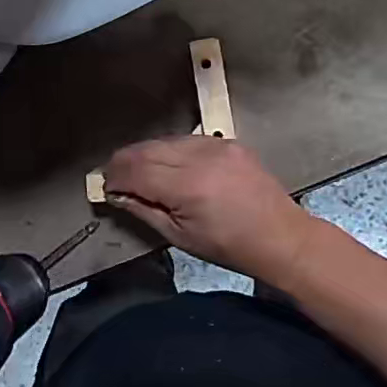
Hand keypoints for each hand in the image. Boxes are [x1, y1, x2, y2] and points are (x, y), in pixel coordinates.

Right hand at [102, 135, 318, 280]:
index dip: (115, 177)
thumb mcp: (179, 236)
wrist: (281, 237)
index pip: (136, 170)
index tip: (106, 186)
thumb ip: (143, 210)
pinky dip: (170, 150)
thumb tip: (116, 194)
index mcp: (187, 187)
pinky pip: (186, 139)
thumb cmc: (229, 246)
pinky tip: (168, 165)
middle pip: (146, 149)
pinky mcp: (228, 142)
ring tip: (139, 172)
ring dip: (145, 154)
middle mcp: (200, 158)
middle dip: (124, 162)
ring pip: (164, 140)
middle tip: (115, 177)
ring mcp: (216, 145)